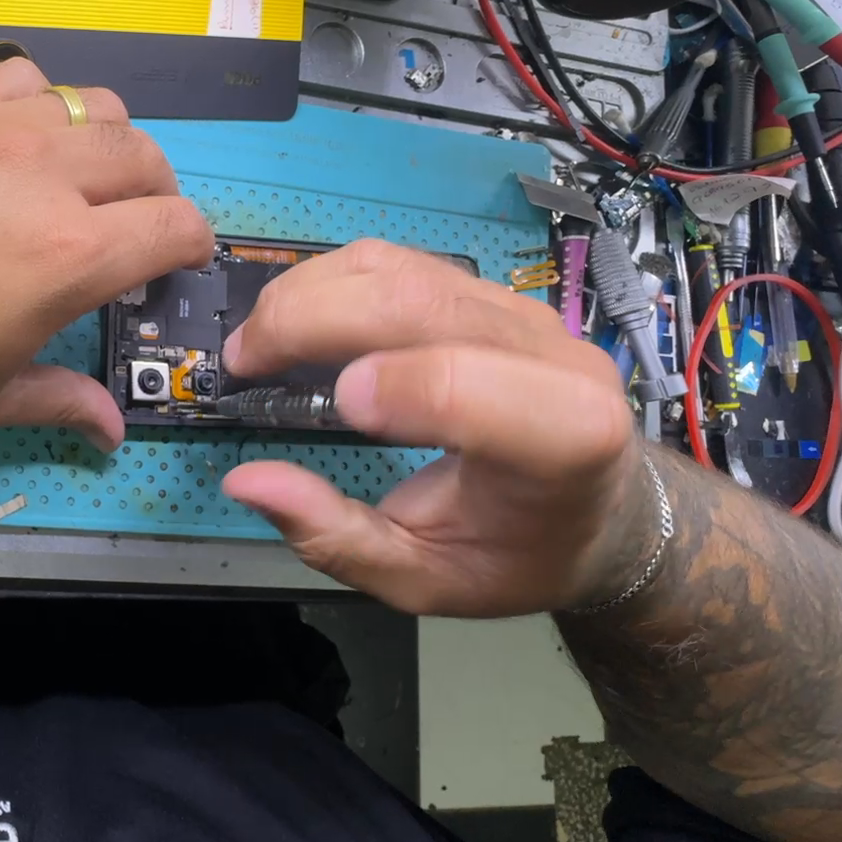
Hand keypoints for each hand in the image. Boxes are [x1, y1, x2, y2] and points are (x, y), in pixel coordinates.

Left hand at [0, 59, 212, 448]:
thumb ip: (62, 404)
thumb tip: (112, 433)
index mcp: (70, 254)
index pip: (177, 226)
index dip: (193, 246)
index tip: (179, 263)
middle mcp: (49, 177)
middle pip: (147, 159)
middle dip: (159, 196)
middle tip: (136, 229)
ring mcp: (0, 132)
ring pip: (98, 107)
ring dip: (111, 145)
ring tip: (87, 180)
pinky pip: (28, 78)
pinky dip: (45, 103)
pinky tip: (23, 140)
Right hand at [218, 239, 648, 615]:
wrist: (601, 503)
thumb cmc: (516, 551)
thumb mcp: (423, 578)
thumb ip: (334, 538)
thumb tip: (245, 481)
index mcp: (560, 440)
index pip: (473, 389)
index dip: (399, 387)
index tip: (333, 407)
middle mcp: (545, 354)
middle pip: (414, 304)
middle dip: (308, 320)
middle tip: (241, 360)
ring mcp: (511, 310)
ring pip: (395, 269)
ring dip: (307, 291)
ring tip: (259, 337)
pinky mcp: (480, 291)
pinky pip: (394, 262)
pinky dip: (328, 279)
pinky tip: (299, 317)